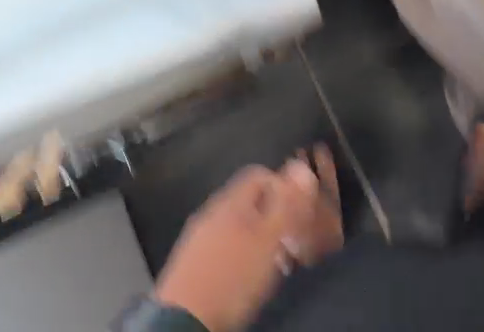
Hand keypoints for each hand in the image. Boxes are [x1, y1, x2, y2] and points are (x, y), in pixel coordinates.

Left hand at [152, 161, 321, 331]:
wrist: (182, 321)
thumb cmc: (232, 277)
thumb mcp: (268, 240)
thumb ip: (287, 204)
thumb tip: (301, 167)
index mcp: (230, 202)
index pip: (260, 175)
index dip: (283, 189)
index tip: (298, 214)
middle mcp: (211, 212)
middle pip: (250, 203)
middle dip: (275, 220)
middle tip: (291, 245)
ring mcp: (198, 237)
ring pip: (238, 227)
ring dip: (260, 241)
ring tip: (273, 266)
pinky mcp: (191, 263)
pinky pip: (223, 247)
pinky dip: (241, 256)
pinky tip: (247, 278)